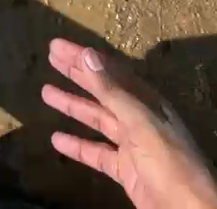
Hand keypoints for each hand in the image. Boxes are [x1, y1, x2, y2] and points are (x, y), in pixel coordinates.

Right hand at [41, 39, 216, 208]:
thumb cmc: (171, 163)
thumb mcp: (141, 124)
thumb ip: (113, 91)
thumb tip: (88, 54)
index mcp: (146, 102)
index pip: (109, 71)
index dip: (83, 57)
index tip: (57, 45)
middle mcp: (139, 118)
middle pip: (102, 90)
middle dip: (76, 74)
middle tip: (50, 57)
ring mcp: (133, 145)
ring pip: (97, 119)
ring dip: (73, 105)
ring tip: (46, 93)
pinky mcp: (127, 171)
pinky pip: (98, 152)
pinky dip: (78, 145)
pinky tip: (57, 140)